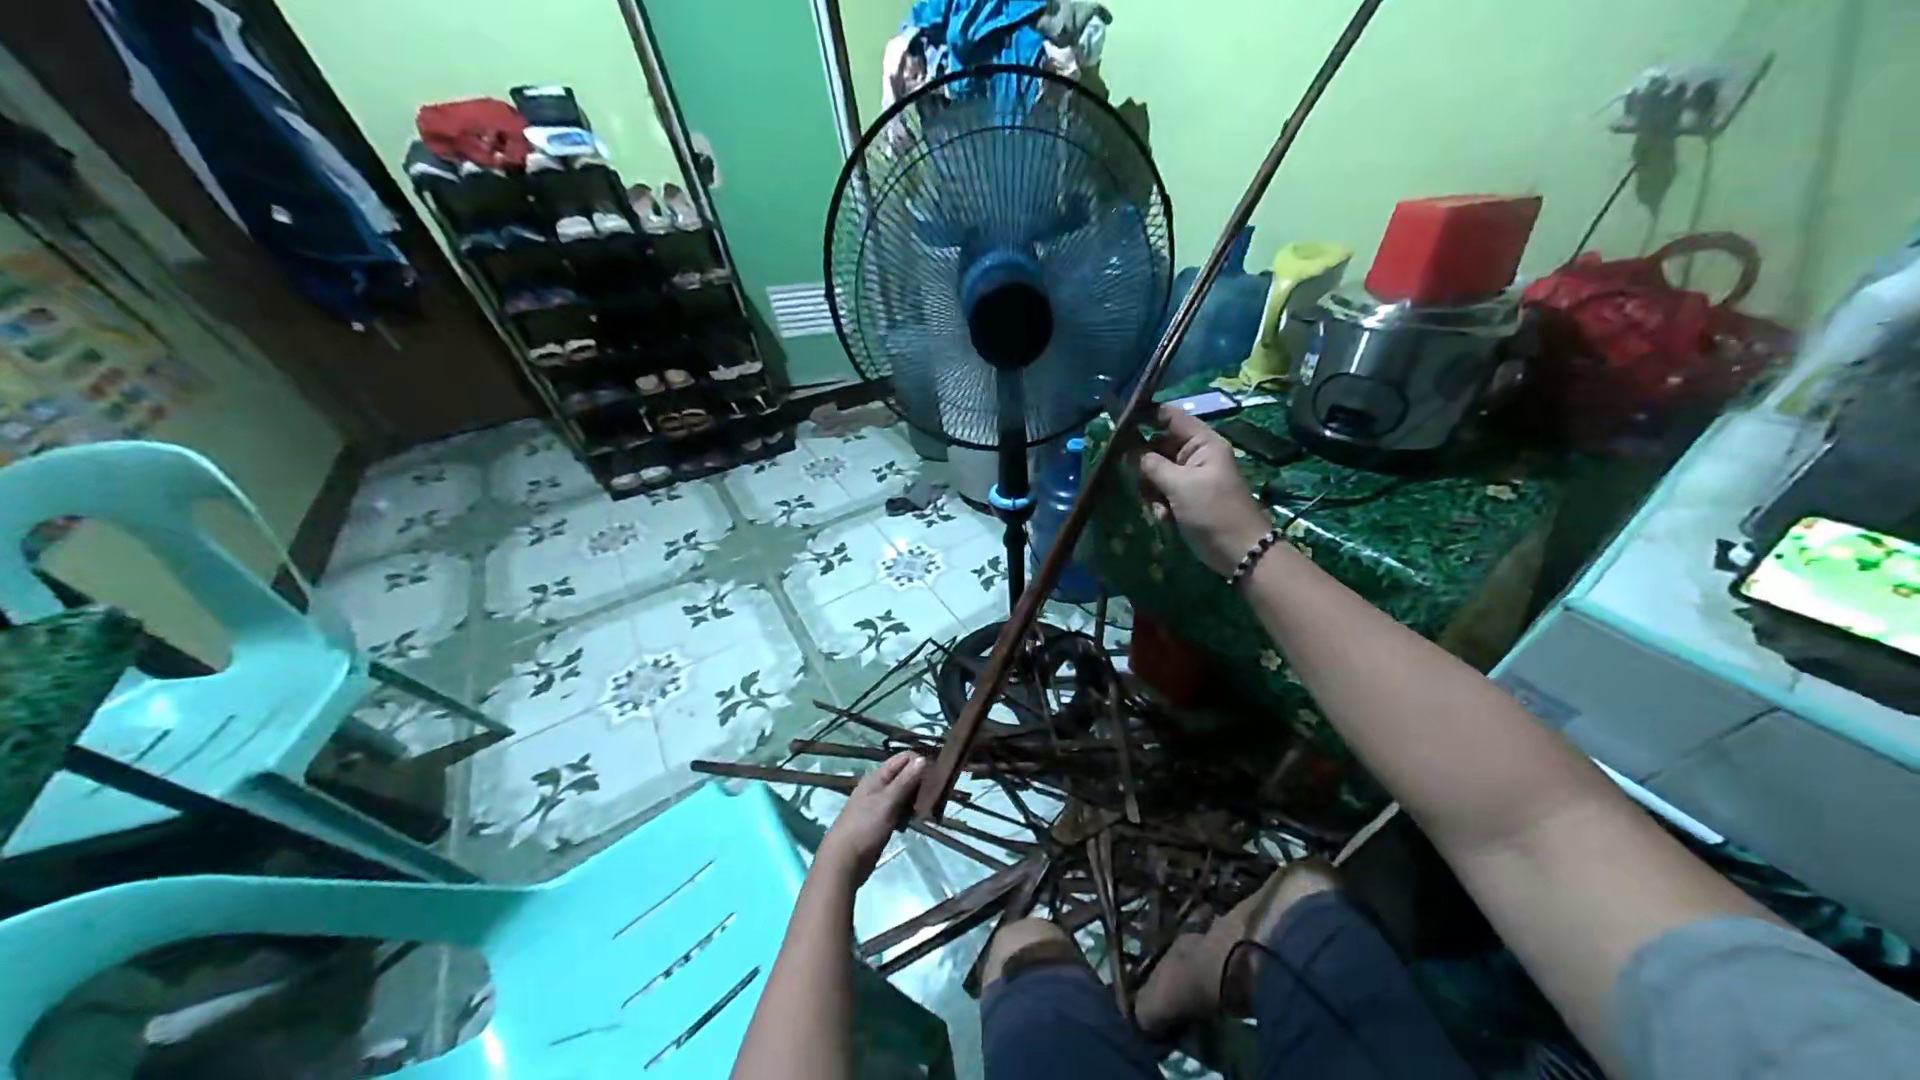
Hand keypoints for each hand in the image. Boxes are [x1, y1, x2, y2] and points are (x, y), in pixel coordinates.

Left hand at [818, 752, 925, 885]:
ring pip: (904, 793)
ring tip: (930, 807)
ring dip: (916, 798)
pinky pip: (901, 809)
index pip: (904, 758)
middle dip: (921, 781)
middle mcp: (879, 786)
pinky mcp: (883, 820)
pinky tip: (917, 820)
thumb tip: (923, 757)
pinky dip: (909, 812)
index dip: (920, 761)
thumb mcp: (888, 801)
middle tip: (937, 793)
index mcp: (877, 777)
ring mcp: (880, 804)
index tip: (938, 773)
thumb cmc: (865, 827)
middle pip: (905, 775)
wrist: (845, 861)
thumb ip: (905, 780)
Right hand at [1134, 406, 1273, 576]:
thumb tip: (1129, 449)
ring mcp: (1191, 477)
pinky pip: (1162, 491)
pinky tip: (1165, 517)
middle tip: (1138, 480)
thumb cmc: (1213, 512)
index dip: (1146, 416)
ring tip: (1158, 506)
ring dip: (1151, 488)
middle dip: (1145, 464)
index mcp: (1203, 443)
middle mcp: (1196, 455)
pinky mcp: (1186, 497)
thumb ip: (1151, 464)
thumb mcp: (1180, 485)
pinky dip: (1159, 502)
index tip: (1119, 425)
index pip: (1170, 417)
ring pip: (1156, 471)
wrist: (1239, 552)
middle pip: (1158, 446)